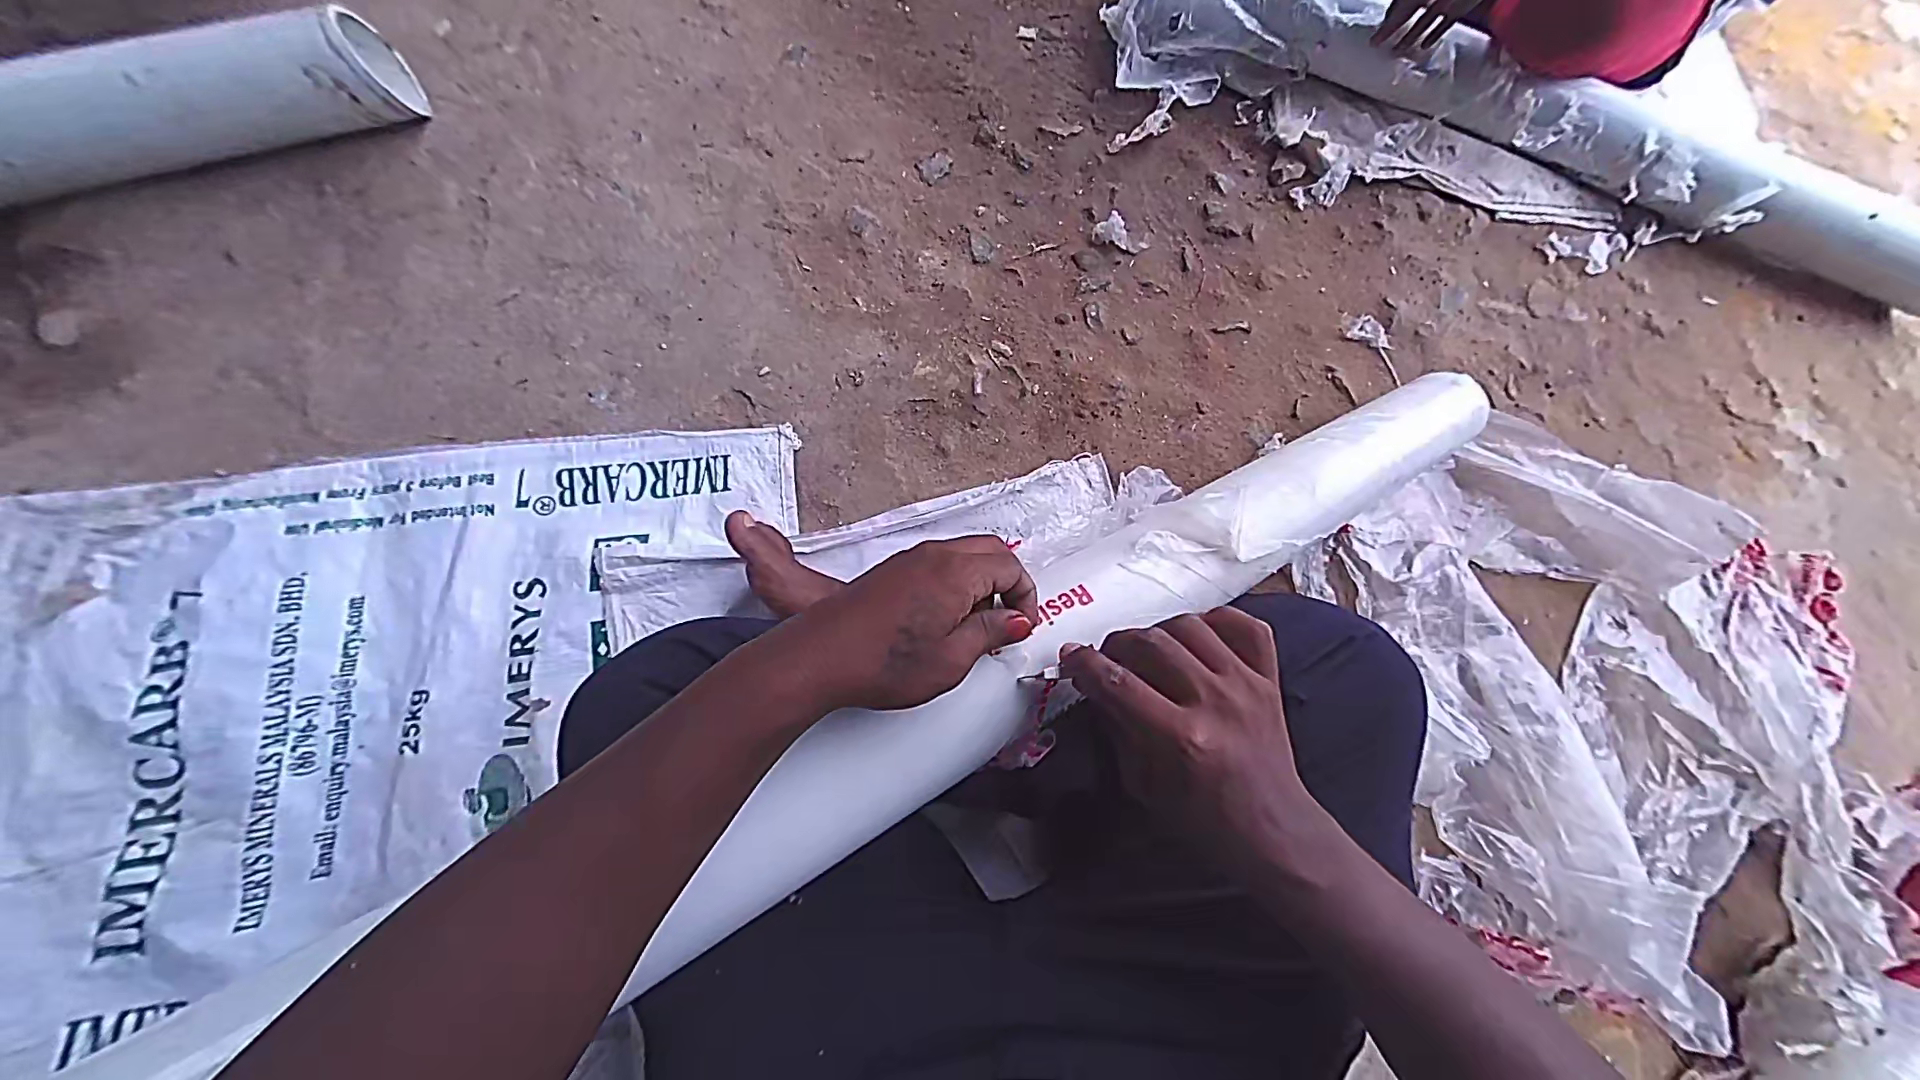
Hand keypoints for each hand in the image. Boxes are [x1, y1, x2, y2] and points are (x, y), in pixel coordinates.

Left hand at [745, 521, 1040, 712]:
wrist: (819, 658)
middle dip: (1008, 583)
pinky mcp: (893, 570)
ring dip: (981, 582)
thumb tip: (1013, 622)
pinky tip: (945, 619)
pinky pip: (939, 563)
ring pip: (965, 555)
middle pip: (992, 551)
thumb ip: (990, 633)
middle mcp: (933, 556)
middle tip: (1007, 619)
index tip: (1022, 621)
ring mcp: (910, 560)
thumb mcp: (951, 660)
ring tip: (975, 625)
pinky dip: (955, 582)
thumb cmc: (876, 661)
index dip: (1026, 596)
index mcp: (955, 572)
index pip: (1011, 567)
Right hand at [1060, 608, 1318, 866]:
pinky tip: (1196, 636)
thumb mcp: (1143, 784)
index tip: (1071, 657)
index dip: (1085, 664)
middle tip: (1107, 658)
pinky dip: (1216, 621)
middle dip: (1116, 645)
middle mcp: (1215, 703)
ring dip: (1157, 631)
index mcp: (1181, 738)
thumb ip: (1117, 729)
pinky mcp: (1269, 680)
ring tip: (1147, 649)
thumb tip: (1095, 684)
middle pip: (1150, 644)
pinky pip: (1244, 626)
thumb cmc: (1203, 818)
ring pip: (1189, 626)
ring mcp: (1246, 686)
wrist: (1273, 831)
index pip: (1118, 681)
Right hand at [1371, 0, 1481, 55]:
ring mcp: (1445, 2)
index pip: (1396, 8)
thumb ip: (1393, 20)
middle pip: (1408, 15)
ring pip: (1423, 22)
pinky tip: (1423, 46)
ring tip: (1397, 52)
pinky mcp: (1458, 10)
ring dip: (1410, 38)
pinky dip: (1432, 36)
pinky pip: (1442, 25)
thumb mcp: (1410, 1)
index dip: (1385, 24)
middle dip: (1396, 31)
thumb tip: (1373, 41)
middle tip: (1382, 49)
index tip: (1373, 41)